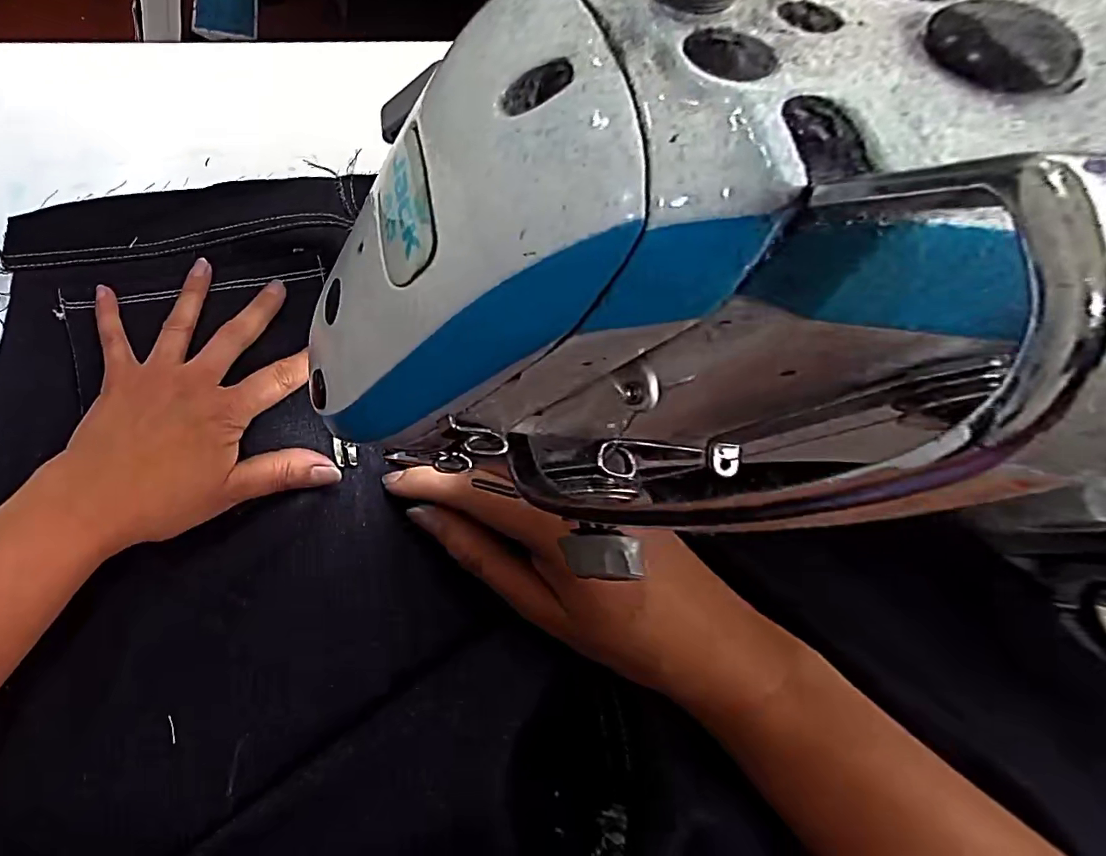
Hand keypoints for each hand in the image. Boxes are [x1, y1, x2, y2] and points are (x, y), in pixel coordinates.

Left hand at [31, 259, 341, 555]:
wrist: (93, 501)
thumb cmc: (160, 501)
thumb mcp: (229, 491)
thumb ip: (281, 472)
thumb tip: (327, 469)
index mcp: (224, 410)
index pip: (276, 380)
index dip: (303, 362)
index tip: (321, 344)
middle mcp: (194, 382)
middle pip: (234, 337)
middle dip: (259, 310)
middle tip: (275, 288)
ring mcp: (156, 374)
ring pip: (181, 323)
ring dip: (194, 292)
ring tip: (204, 266)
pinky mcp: (121, 377)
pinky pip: (114, 339)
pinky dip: (109, 315)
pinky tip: (105, 292)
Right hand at [385, 467, 806, 706]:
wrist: (714, 640)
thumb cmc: (625, 637)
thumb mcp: (540, 607)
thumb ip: (479, 554)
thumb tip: (427, 517)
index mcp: (558, 520)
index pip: (476, 487)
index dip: (429, 480)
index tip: (392, 482)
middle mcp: (575, 484)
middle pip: (492, 468)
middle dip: (444, 471)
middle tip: (405, 481)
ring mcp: (593, 476)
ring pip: (514, 464)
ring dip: (470, 471)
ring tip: (434, 484)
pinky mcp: (604, 476)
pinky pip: (538, 468)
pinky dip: (502, 474)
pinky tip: (483, 486)